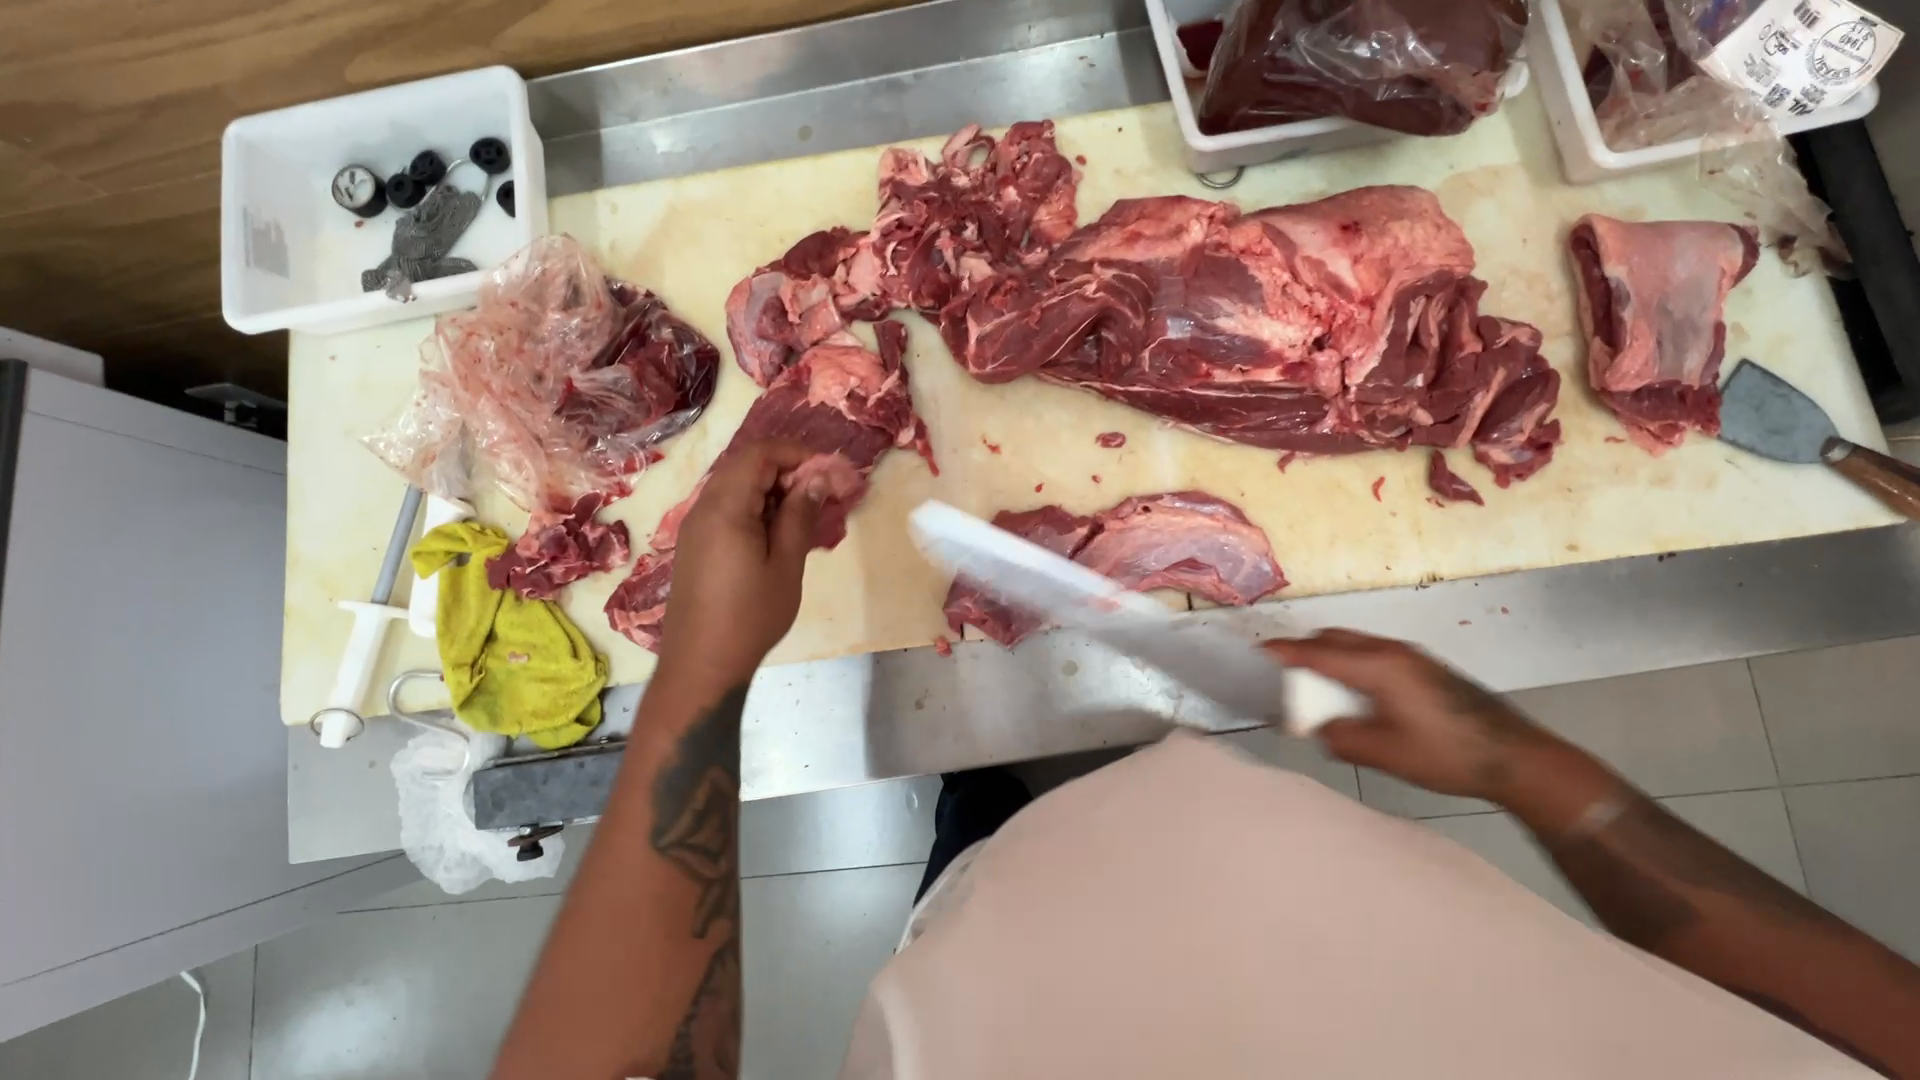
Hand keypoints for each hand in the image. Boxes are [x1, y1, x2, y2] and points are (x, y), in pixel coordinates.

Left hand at [659, 440, 825, 691]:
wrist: (701, 665)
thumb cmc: (750, 616)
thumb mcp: (786, 565)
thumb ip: (800, 515)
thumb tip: (817, 478)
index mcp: (725, 507)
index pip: (759, 454)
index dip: (796, 455)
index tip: (827, 474)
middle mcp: (703, 508)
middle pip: (745, 466)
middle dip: (786, 471)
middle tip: (821, 496)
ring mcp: (695, 527)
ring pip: (736, 487)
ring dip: (771, 492)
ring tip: (804, 518)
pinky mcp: (695, 545)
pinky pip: (726, 509)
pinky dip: (755, 510)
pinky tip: (777, 538)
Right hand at [1264, 629, 1559, 802]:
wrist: (1518, 758)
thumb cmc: (1447, 756)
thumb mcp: (1383, 754)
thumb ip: (1340, 737)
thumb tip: (1322, 728)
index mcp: (1378, 667)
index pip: (1316, 652)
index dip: (1283, 653)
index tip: (1255, 653)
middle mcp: (1392, 651)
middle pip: (1333, 638)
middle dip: (1304, 651)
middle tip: (1283, 676)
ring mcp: (1412, 656)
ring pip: (1355, 644)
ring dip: (1329, 657)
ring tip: (1317, 688)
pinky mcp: (1425, 668)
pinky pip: (1373, 653)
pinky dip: (1351, 664)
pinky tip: (1355, 694)